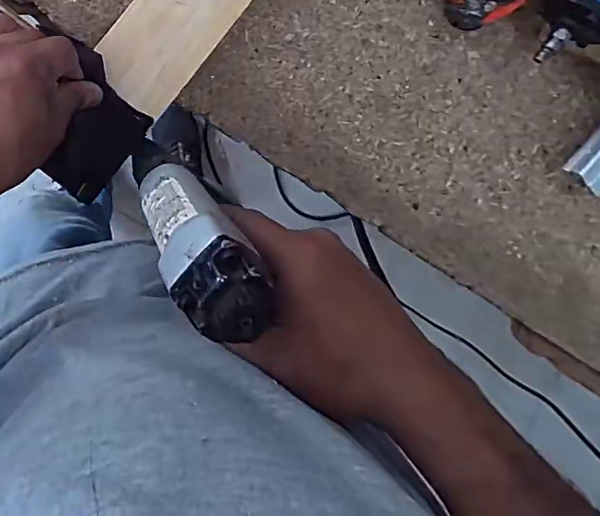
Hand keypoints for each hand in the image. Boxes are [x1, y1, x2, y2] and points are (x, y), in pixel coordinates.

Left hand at [0, 15, 101, 205]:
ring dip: (17, 40)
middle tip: (47, 82)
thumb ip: (73, 99)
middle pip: (37, 35)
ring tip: (19, 63)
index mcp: (30, 63)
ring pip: (5, 25)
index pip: (64, 49)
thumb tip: (88, 90)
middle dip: (47, 57)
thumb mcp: (52, 126)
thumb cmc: (2, 153)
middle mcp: (0, 48)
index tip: (70, 84)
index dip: (72, 68)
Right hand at [222, 207, 453, 426]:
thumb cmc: (343, 368)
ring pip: (290, 249)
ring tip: (251, 301)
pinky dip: (295, 274)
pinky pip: (313, 259)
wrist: (408, 380)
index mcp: (299, 253)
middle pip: (267, 236)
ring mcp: (342, 253)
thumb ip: (235, 338)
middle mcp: (320, 242)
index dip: (214, 221)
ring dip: (269, 268)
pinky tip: (292, 308)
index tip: (191, 232)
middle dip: (240, 255)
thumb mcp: (278, 360)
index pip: (246, 220)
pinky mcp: (355, 268)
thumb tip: (208, 322)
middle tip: (216, 280)